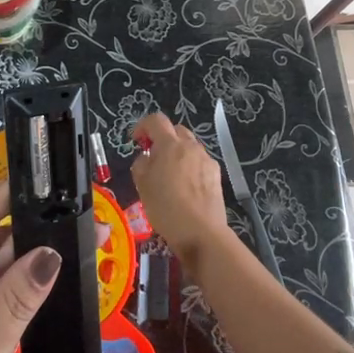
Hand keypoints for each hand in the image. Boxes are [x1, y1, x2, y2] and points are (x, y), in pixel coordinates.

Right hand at [129, 111, 230, 267]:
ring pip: (189, 146)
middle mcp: (190, 146)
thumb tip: (147, 157)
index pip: (156, 120)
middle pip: (176, 130)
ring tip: (170, 174)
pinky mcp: (216, 175)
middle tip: (153, 156)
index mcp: (170, 144)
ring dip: (178, 152)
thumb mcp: (142, 185)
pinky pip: (199, 162)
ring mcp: (206, 159)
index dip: (143, 126)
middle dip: (163, 138)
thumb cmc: (166, 207)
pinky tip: (186, 186)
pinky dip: (190, 166)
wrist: (201, 232)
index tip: (137, 141)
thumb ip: (141, 163)